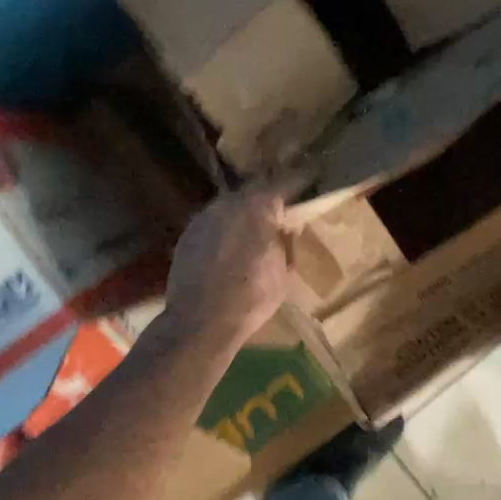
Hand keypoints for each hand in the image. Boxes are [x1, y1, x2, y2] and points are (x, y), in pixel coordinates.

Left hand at [163, 189, 290, 344]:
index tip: (312, 178)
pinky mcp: (188, 232)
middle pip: (256, 190)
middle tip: (282, 210)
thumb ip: (288, 243)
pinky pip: (214, 222)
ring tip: (254, 230)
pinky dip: (225, 228)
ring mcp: (205, 216)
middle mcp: (230, 202)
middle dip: (270, 198)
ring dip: (245, 213)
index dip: (302, 180)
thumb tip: (288, 228)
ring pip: (232, 205)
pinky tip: (229, 247)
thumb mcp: (285, 273)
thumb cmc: (252, 298)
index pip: (287, 183)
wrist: (200, 321)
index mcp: (260, 207)